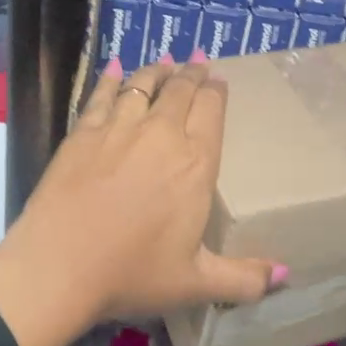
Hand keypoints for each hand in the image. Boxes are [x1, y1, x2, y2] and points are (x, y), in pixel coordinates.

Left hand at [0, 51, 284, 345]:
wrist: (59, 266)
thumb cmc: (133, 274)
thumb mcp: (195, 283)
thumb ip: (243, 279)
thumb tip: (286, 274)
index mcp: (197, 162)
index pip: (212, 110)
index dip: (216, 90)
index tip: (218, 80)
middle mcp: (163, 133)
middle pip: (181, 90)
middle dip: (191, 72)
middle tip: (196, 61)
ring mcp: (120, 127)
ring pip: (144, 84)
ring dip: (157, 70)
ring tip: (164, 63)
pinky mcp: (84, 131)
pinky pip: (103, 94)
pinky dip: (111, 78)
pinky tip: (115, 68)